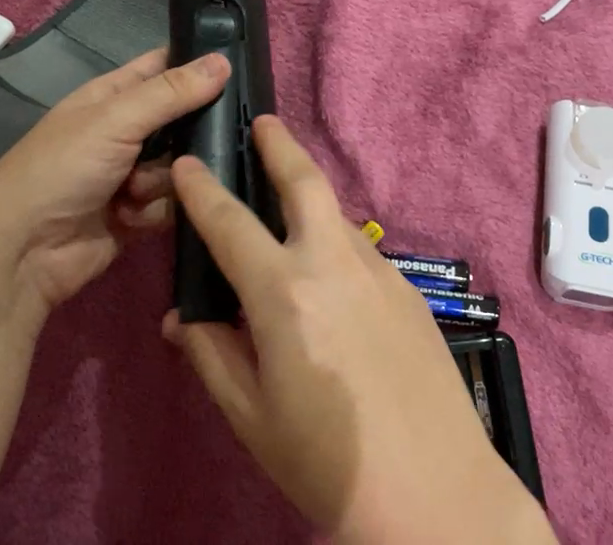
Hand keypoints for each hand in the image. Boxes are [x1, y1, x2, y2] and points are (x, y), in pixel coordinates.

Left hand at [0, 48, 229, 310]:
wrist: (24, 251)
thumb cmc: (61, 169)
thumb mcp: (115, 119)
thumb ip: (171, 92)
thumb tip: (223, 60)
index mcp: (114, 96)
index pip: (165, 67)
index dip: (199, 63)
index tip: (241, 65)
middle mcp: (127, 131)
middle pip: (185, 120)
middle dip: (195, 132)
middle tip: (206, 138)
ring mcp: (135, 173)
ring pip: (184, 164)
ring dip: (166, 178)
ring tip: (135, 190)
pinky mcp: (141, 213)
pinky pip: (175, 202)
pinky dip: (157, 210)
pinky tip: (133, 217)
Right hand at [162, 118, 554, 544]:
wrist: (432, 489)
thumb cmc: (325, 459)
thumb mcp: (250, 415)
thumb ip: (210, 353)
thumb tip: (180, 316)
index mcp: (284, 292)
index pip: (231, 224)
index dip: (202, 190)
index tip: (187, 164)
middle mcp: (333, 264)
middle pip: (305, 183)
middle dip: (280, 145)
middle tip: (265, 123)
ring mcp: (380, 272)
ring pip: (338, 215)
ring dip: (310, 197)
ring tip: (287, 201)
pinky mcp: (409, 291)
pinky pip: (361, 252)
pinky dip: (335, 243)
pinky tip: (329, 277)